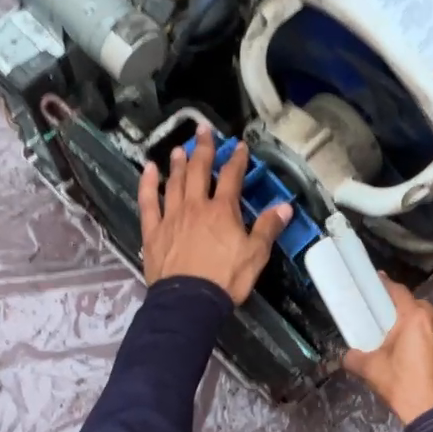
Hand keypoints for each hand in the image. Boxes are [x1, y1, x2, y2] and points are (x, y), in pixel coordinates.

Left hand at [137, 128, 290, 303]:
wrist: (190, 300)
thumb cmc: (226, 279)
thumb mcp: (256, 255)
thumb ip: (268, 228)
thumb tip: (285, 206)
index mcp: (222, 211)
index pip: (231, 178)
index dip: (236, 160)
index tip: (240, 147)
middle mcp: (195, 206)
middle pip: (198, 171)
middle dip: (203, 149)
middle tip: (203, 130)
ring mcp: (171, 216)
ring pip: (174, 182)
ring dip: (177, 163)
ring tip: (179, 149)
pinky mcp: (153, 231)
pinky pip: (148, 201)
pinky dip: (148, 184)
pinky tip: (148, 170)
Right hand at [343, 277, 432, 423]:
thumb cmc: (402, 385)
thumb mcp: (371, 370)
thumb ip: (354, 358)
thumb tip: (347, 356)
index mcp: (415, 318)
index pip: (398, 292)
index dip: (386, 284)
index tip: (376, 281)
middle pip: (416, 306)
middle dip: (400, 308)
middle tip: (384, 316)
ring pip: (429, 321)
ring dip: (416, 324)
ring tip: (400, 336)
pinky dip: (427, 339)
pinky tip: (417, 353)